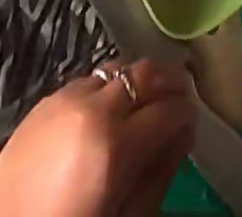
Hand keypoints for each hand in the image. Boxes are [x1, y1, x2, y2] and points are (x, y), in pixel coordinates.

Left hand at [0, 59, 197, 216]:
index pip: (169, 110)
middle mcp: (93, 108)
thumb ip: (159, 174)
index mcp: (114, 146)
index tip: (194, 120)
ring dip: (140, 77)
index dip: (188, 112)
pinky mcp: (47, 98)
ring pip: (119, 67)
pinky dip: (110, 85)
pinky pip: (91, 79)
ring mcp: (67, 97)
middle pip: (146, 73)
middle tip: (184, 92)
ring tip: (150, 95)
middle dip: (172, 79)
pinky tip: (112, 106)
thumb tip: (183, 134)